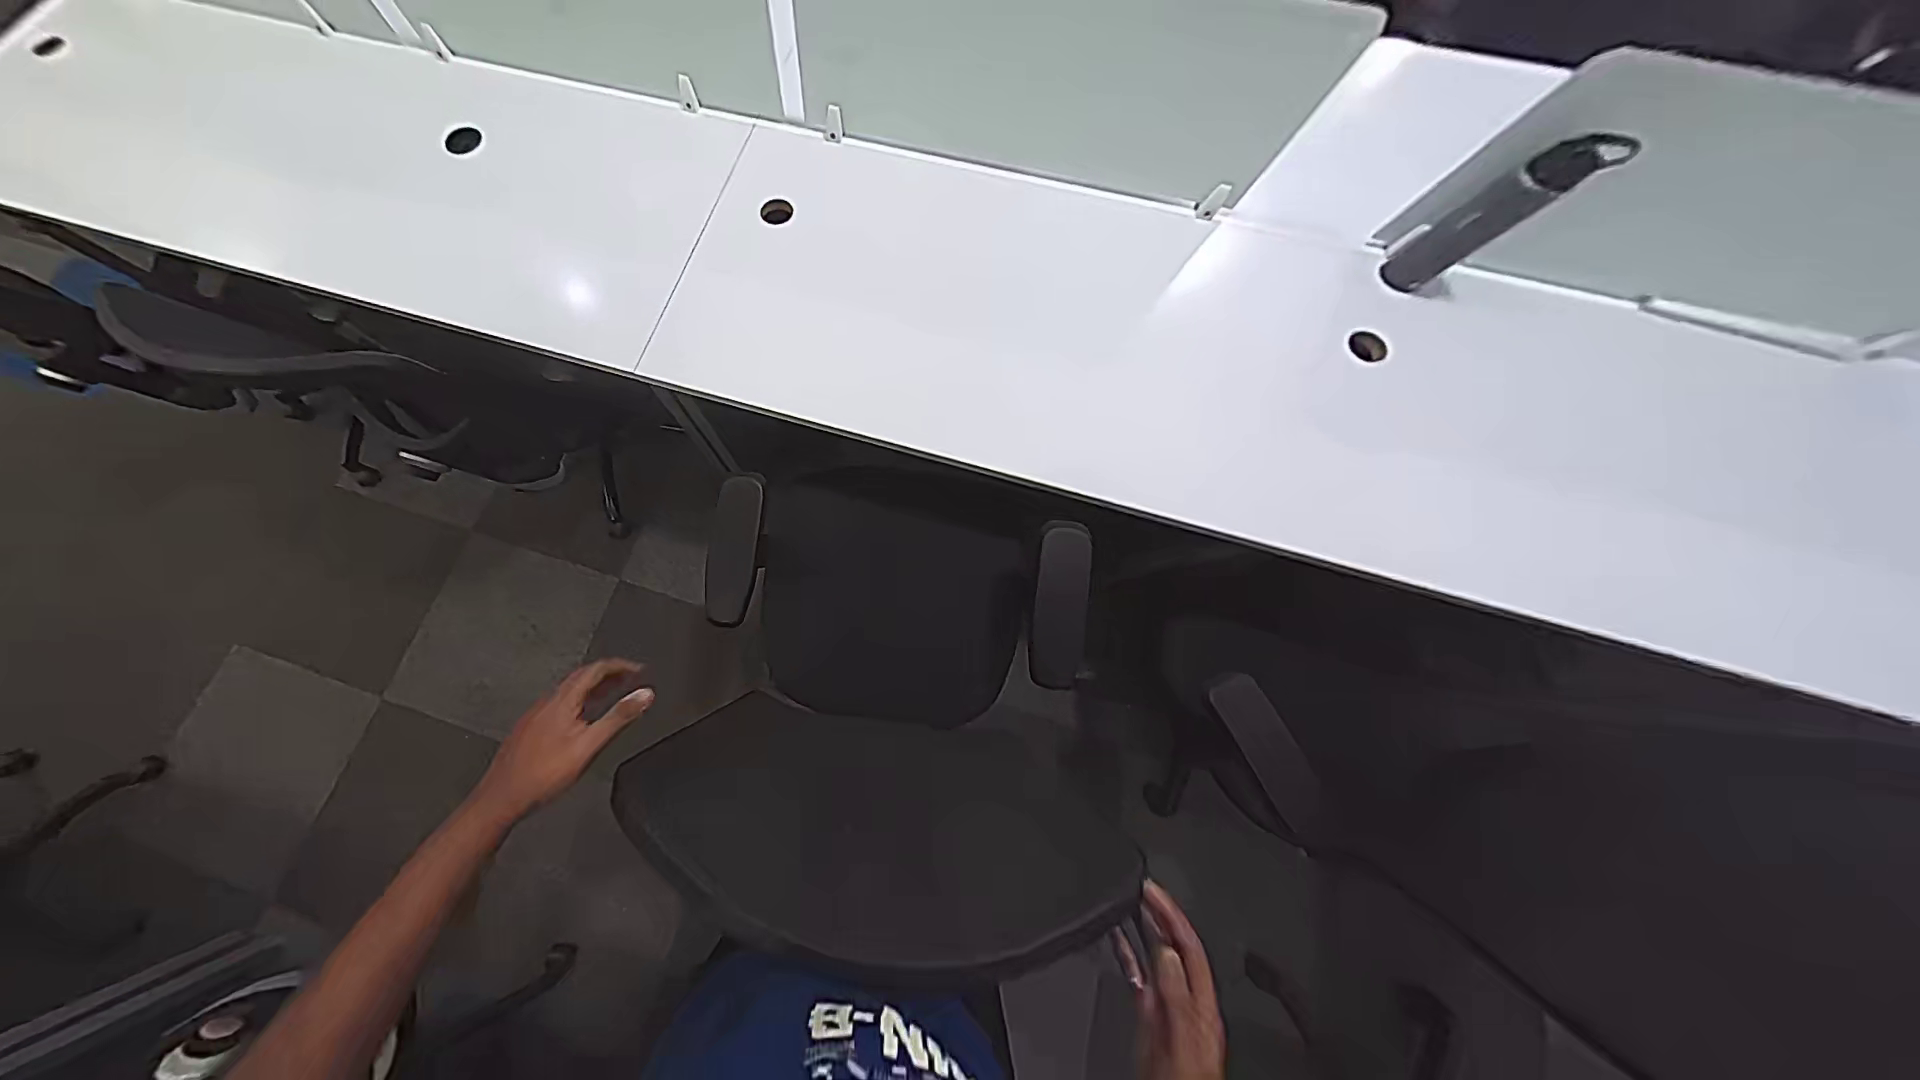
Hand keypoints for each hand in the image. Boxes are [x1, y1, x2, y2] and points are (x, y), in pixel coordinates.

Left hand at [468, 659, 655, 823]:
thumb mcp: (590, 745)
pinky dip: (581, 701)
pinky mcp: (530, 728)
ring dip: (596, 687)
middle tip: (630, 678)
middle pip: (582, 676)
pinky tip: (585, 717)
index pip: (596, 669)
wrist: (500, 800)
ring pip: (570, 690)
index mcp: (562, 702)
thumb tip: (644, 695)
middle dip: (610, 674)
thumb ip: (619, 717)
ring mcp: (536, 715)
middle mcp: (547, 703)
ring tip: (614, 694)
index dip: (621, 666)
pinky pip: (560, 704)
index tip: (638, 670)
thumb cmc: (541, 776)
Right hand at [1116, 880, 1225, 1079]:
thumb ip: (1176, 997)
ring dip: (1142, 928)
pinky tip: (1117, 940)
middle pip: (1173, 945)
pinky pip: (1138, 976)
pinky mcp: (1149, 1017)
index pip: (1189, 946)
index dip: (1173, 914)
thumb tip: (1166, 951)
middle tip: (1139, 887)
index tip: (1153, 890)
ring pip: (1155, 956)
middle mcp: (1185, 998)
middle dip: (1158, 913)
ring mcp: (1167, 1007)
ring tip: (1128, 903)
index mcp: (1201, 1003)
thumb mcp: (1184, 1043)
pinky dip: (1127, 954)